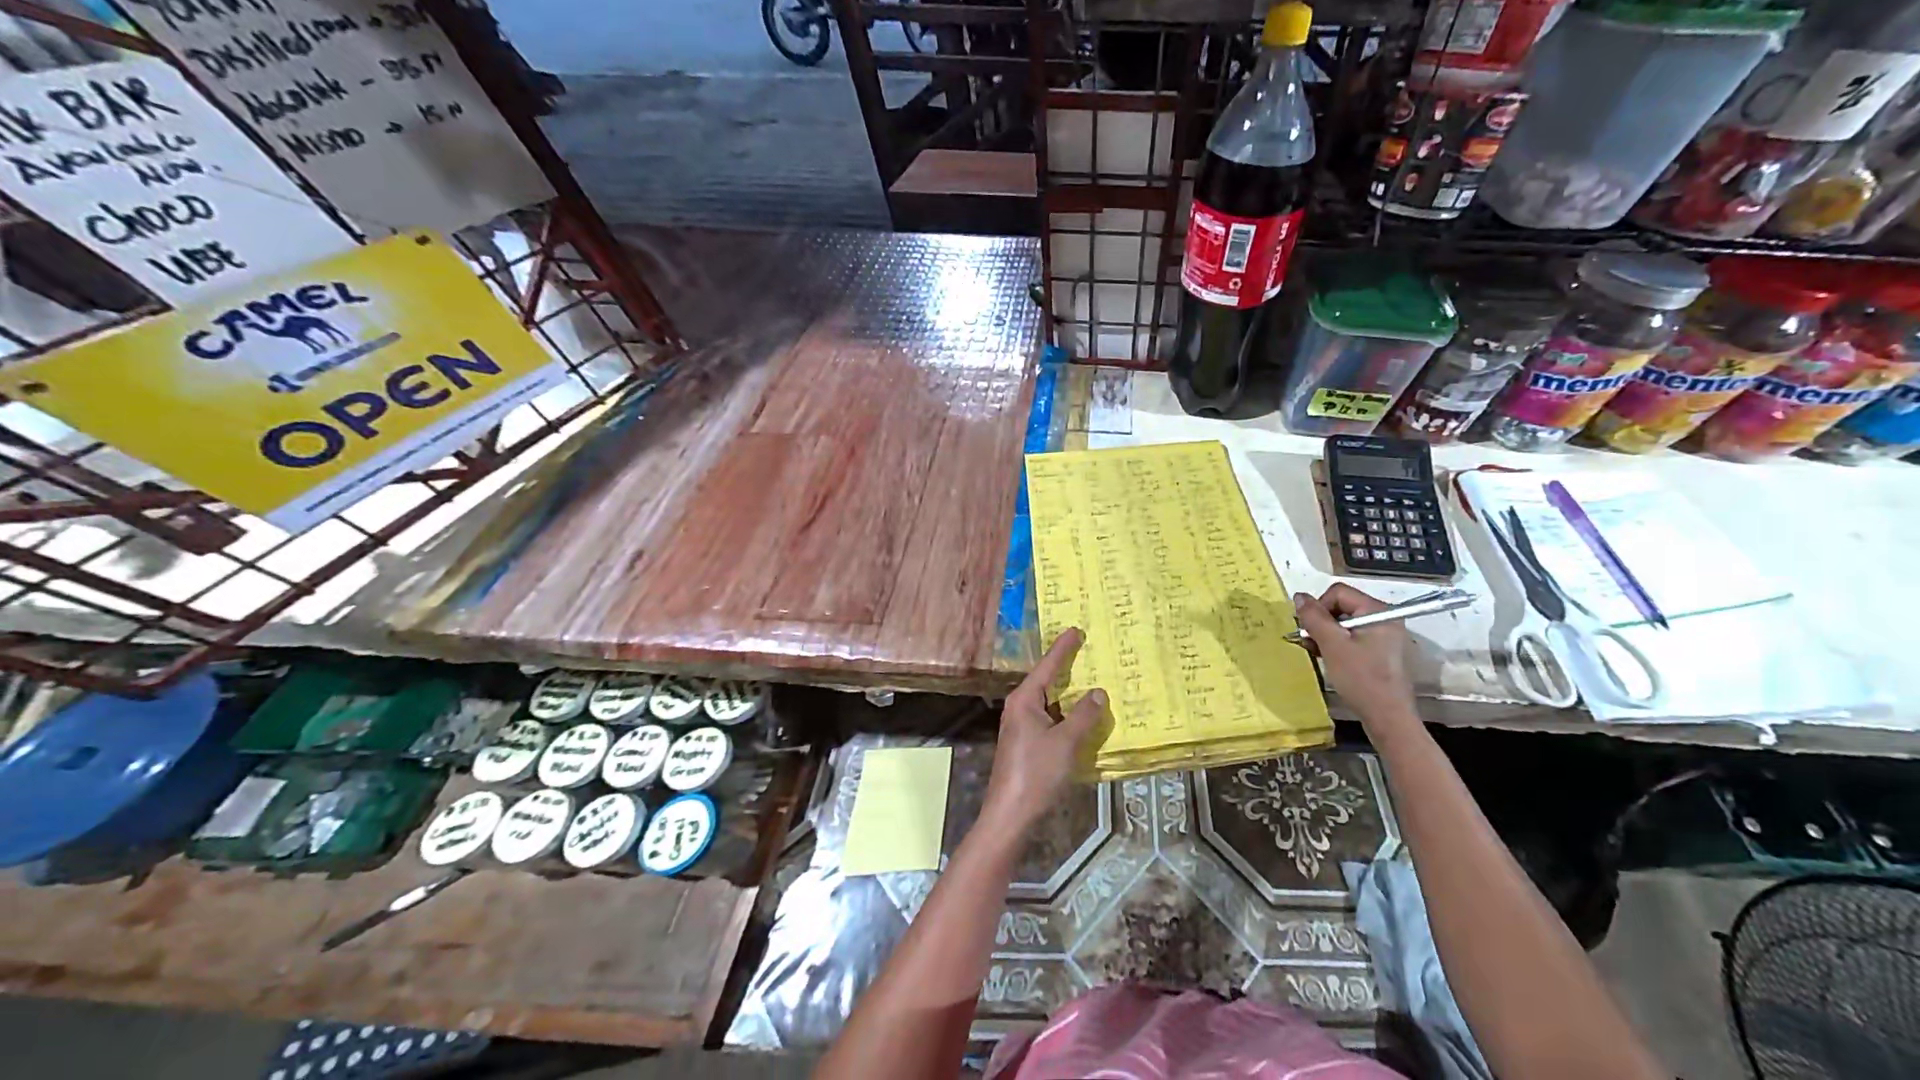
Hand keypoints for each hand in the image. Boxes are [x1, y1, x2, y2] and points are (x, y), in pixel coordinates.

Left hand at [980, 628, 1106, 832]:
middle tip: (1089, 653)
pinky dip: (1068, 717)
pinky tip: (1084, 720)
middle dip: (1068, 669)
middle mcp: (1020, 708)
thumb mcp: (1066, 742)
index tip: (1076, 630)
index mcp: (1025, 700)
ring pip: (1050, 704)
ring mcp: (1022, 728)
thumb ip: (1084, 715)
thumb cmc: (1037, 773)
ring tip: (1094, 684)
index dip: (1063, 648)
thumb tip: (1098, 692)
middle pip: (1047, 682)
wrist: (1011, 813)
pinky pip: (1051, 721)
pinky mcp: (1027, 745)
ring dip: (1071, 697)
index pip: (1047, 666)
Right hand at [1294, 584, 1421, 742]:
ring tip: (1318, 653)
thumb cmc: (1361, 678)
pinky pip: (1352, 638)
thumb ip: (1314, 617)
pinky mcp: (1380, 651)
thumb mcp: (1332, 645)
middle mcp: (1384, 618)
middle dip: (1321, 622)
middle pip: (1341, 606)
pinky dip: (1336, 645)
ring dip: (1326, 635)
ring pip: (1344, 623)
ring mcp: (1384, 636)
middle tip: (1311, 643)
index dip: (1319, 607)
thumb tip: (1299, 596)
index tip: (1310, 630)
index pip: (1338, 593)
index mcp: (1378, 611)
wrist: (1388, 717)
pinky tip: (1328, 659)